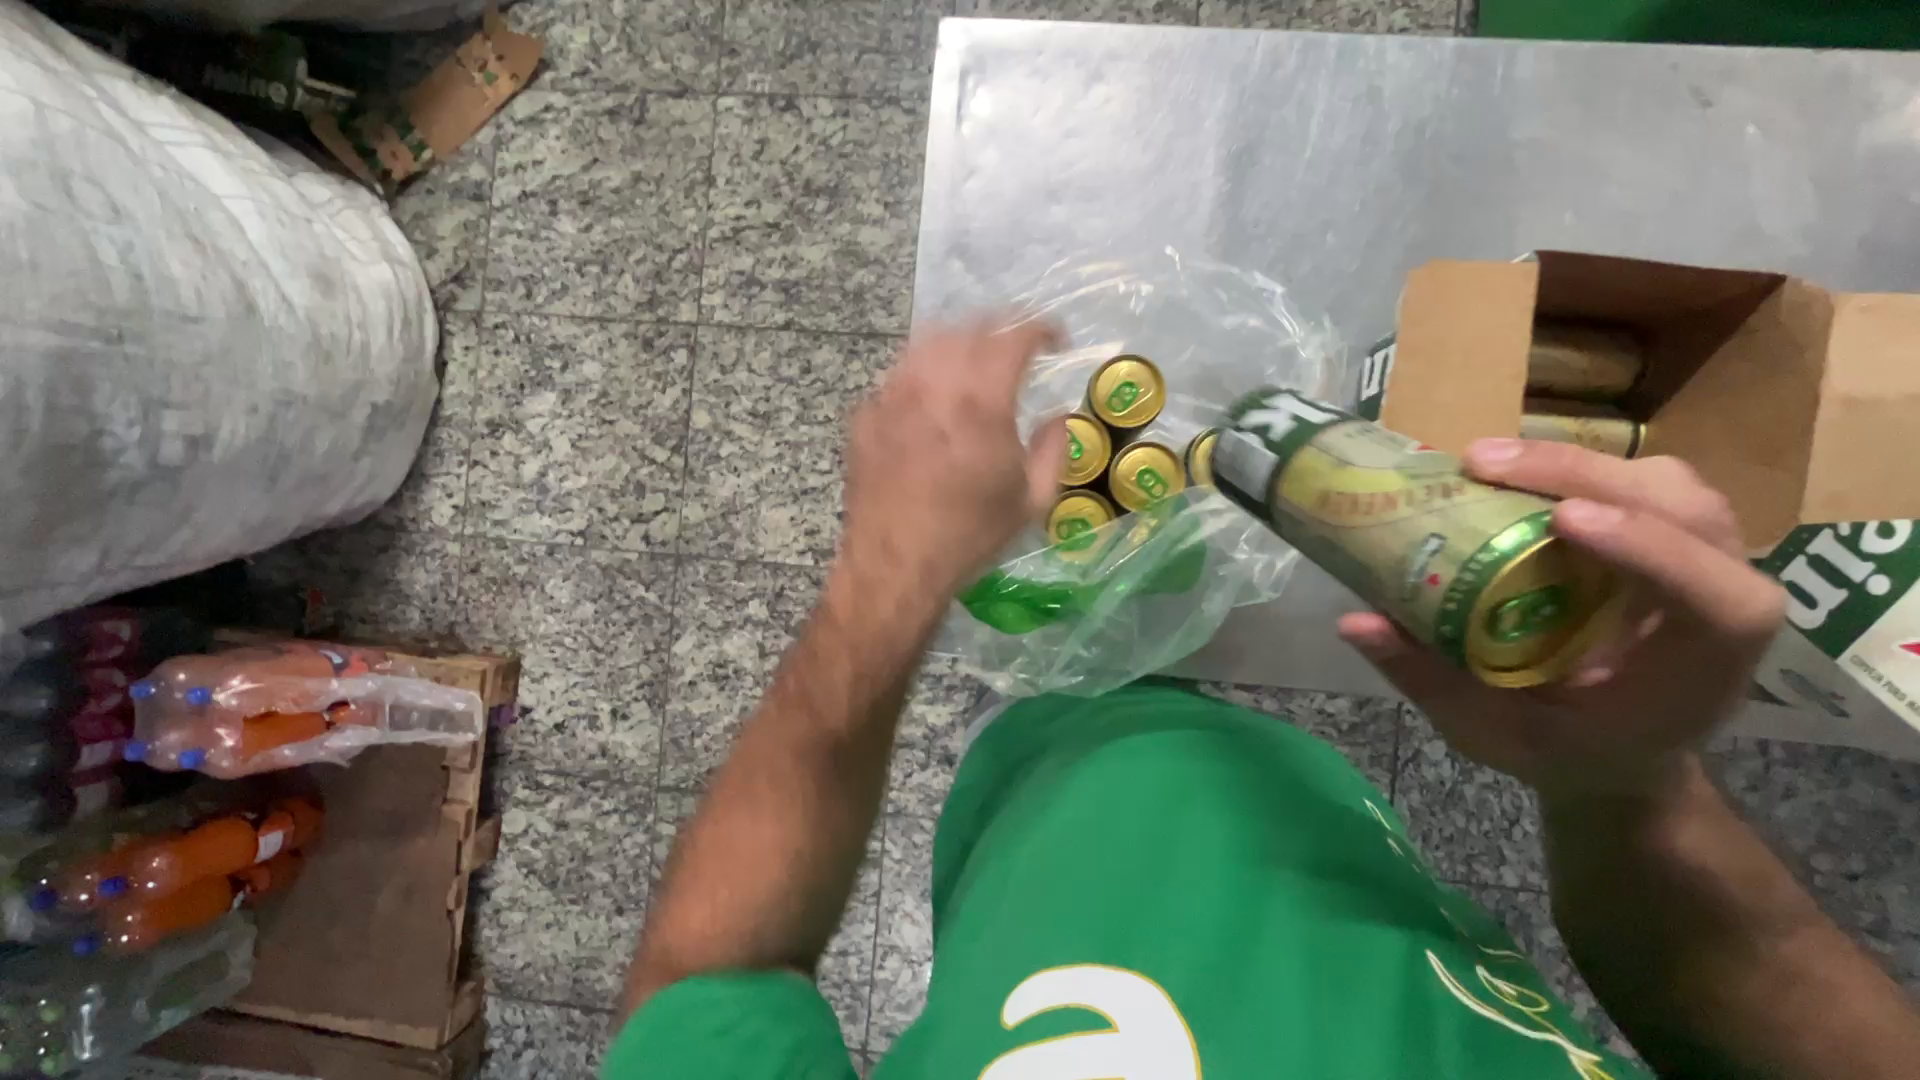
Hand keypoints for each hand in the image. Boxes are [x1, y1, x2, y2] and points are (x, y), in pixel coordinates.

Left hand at [836, 320, 1067, 600]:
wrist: (894, 564)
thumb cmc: (969, 537)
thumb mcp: (1030, 502)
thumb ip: (1053, 449)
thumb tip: (1059, 415)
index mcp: (982, 404)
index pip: (1013, 337)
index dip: (1040, 328)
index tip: (1056, 340)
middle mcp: (934, 387)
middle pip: (969, 328)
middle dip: (1000, 327)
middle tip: (1017, 345)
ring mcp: (893, 396)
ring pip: (927, 342)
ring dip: (959, 341)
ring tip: (974, 359)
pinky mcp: (866, 414)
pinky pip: (898, 373)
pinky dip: (923, 370)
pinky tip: (931, 393)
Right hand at [1336, 439, 1785, 801]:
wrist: (1618, 752)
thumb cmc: (1564, 750)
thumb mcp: (1490, 733)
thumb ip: (1428, 680)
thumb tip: (1354, 621)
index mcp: (1698, 666)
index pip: (1716, 598)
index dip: (1650, 548)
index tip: (1561, 520)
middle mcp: (1717, 601)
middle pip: (1681, 510)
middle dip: (1582, 474)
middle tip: (1479, 463)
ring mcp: (1698, 561)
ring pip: (1665, 484)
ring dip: (1577, 461)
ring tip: (1487, 461)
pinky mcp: (1664, 540)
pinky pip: (1637, 483)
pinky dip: (1576, 468)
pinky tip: (1513, 474)